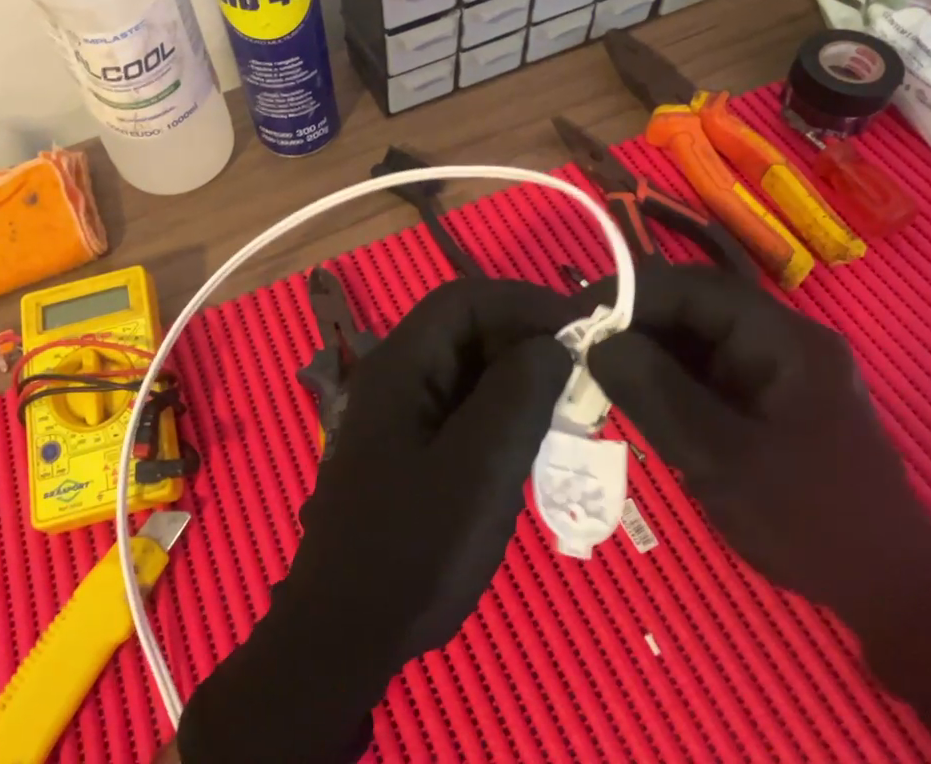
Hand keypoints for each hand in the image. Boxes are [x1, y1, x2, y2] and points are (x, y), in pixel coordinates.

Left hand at [178, 278, 576, 761]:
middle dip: (526, 341)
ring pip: (468, 372)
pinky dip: (503, 413)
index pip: (466, 300)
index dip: (526, 304)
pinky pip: (463, 410)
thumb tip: (554, 342)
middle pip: (466, 331)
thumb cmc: (415, 547)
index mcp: (400, 367)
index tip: (582, 333)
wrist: (348, 631)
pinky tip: (535, 441)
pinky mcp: (411, 451)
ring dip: (519, 378)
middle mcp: (395, 379)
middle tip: (583, 375)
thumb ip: (518, 393)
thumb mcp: (480, 466)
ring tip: (570, 407)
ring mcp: (400, 417)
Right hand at [585, 265, 930, 762]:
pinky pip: (703, 374)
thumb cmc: (807, 519)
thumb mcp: (721, 458)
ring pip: (694, 342)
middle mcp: (780, 342)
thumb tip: (596, 342)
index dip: (629, 294)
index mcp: (783, 340)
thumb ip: (656, 392)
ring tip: (590, 370)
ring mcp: (773, 372)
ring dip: (643, 352)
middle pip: (693, 310)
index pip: (693, 290)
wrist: (886, 586)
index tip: (575, 317)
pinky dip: (663, 380)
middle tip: (575, 347)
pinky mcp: (763, 402)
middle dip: (632, 323)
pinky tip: (628, 396)